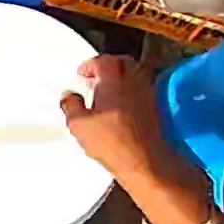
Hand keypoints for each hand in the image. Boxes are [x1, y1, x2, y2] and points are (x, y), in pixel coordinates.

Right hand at [59, 56, 190, 188]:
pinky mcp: (155, 109)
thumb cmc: (112, 142)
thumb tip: (69, 97)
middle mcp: (134, 85)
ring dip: (120, 77)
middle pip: (124, 62)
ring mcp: (148, 96)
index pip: (104, 61)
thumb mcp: (77, 125)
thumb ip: (70, 106)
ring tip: (105, 89)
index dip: (90, 64)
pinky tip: (118, 103)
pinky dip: (129, 89)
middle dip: (107, 65)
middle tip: (94, 77)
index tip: (82, 73)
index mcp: (113, 84)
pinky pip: (142, 88)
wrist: (145, 162)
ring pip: (136, 74)